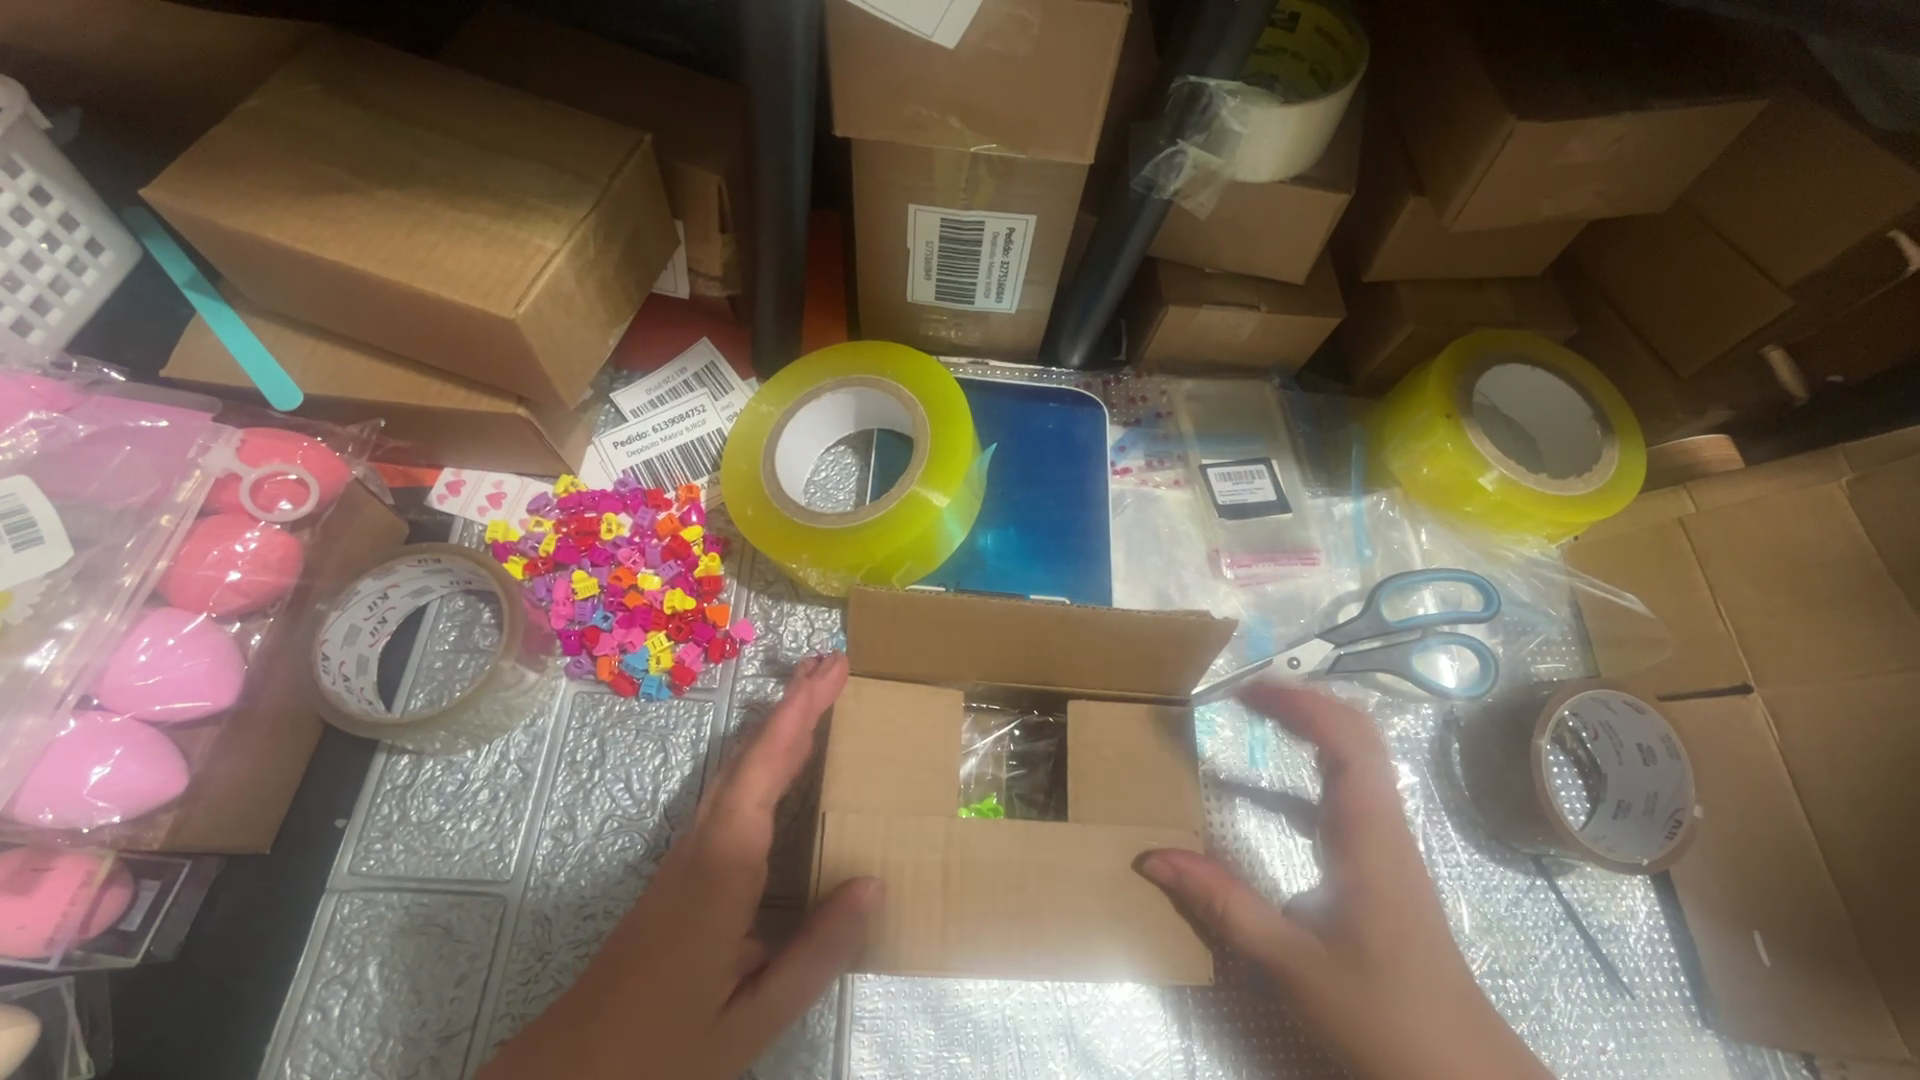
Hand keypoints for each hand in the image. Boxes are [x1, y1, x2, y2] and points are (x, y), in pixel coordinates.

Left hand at [479, 654, 880, 1079]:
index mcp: (723, 872)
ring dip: (776, 732)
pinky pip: (728, 801)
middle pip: (748, 758)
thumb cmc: (662, 1046)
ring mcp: (685, 859)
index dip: (800, 714)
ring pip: (734, 775)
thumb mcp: (752, 1018)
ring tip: (815, 700)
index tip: (831, 668)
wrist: (568, 1074)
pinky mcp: (680, 876)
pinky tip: (781, 775)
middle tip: (832, 666)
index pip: (765, 771)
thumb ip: (815, 952)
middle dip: (791, 707)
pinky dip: (762, 768)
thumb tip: (872, 884)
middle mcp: (701, 849)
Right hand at [1138, 685, 1551, 1079]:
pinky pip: (1352, 799)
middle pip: (1360, 738)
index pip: (1345, 741)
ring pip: (1361, 765)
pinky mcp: (1386, 871)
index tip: (1245, 689)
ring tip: (1258, 722)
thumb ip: (1222, 905)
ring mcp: (1390, 849)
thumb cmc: (1380, 1014)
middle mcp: (1385, 829)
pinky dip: (1313, 775)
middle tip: (1248, 694)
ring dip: (1313, 732)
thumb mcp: (1289, 964)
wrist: (1462, 1075)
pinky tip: (1273, 800)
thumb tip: (1153, 856)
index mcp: (1367, 838)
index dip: (1299, 703)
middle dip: (1306, 703)